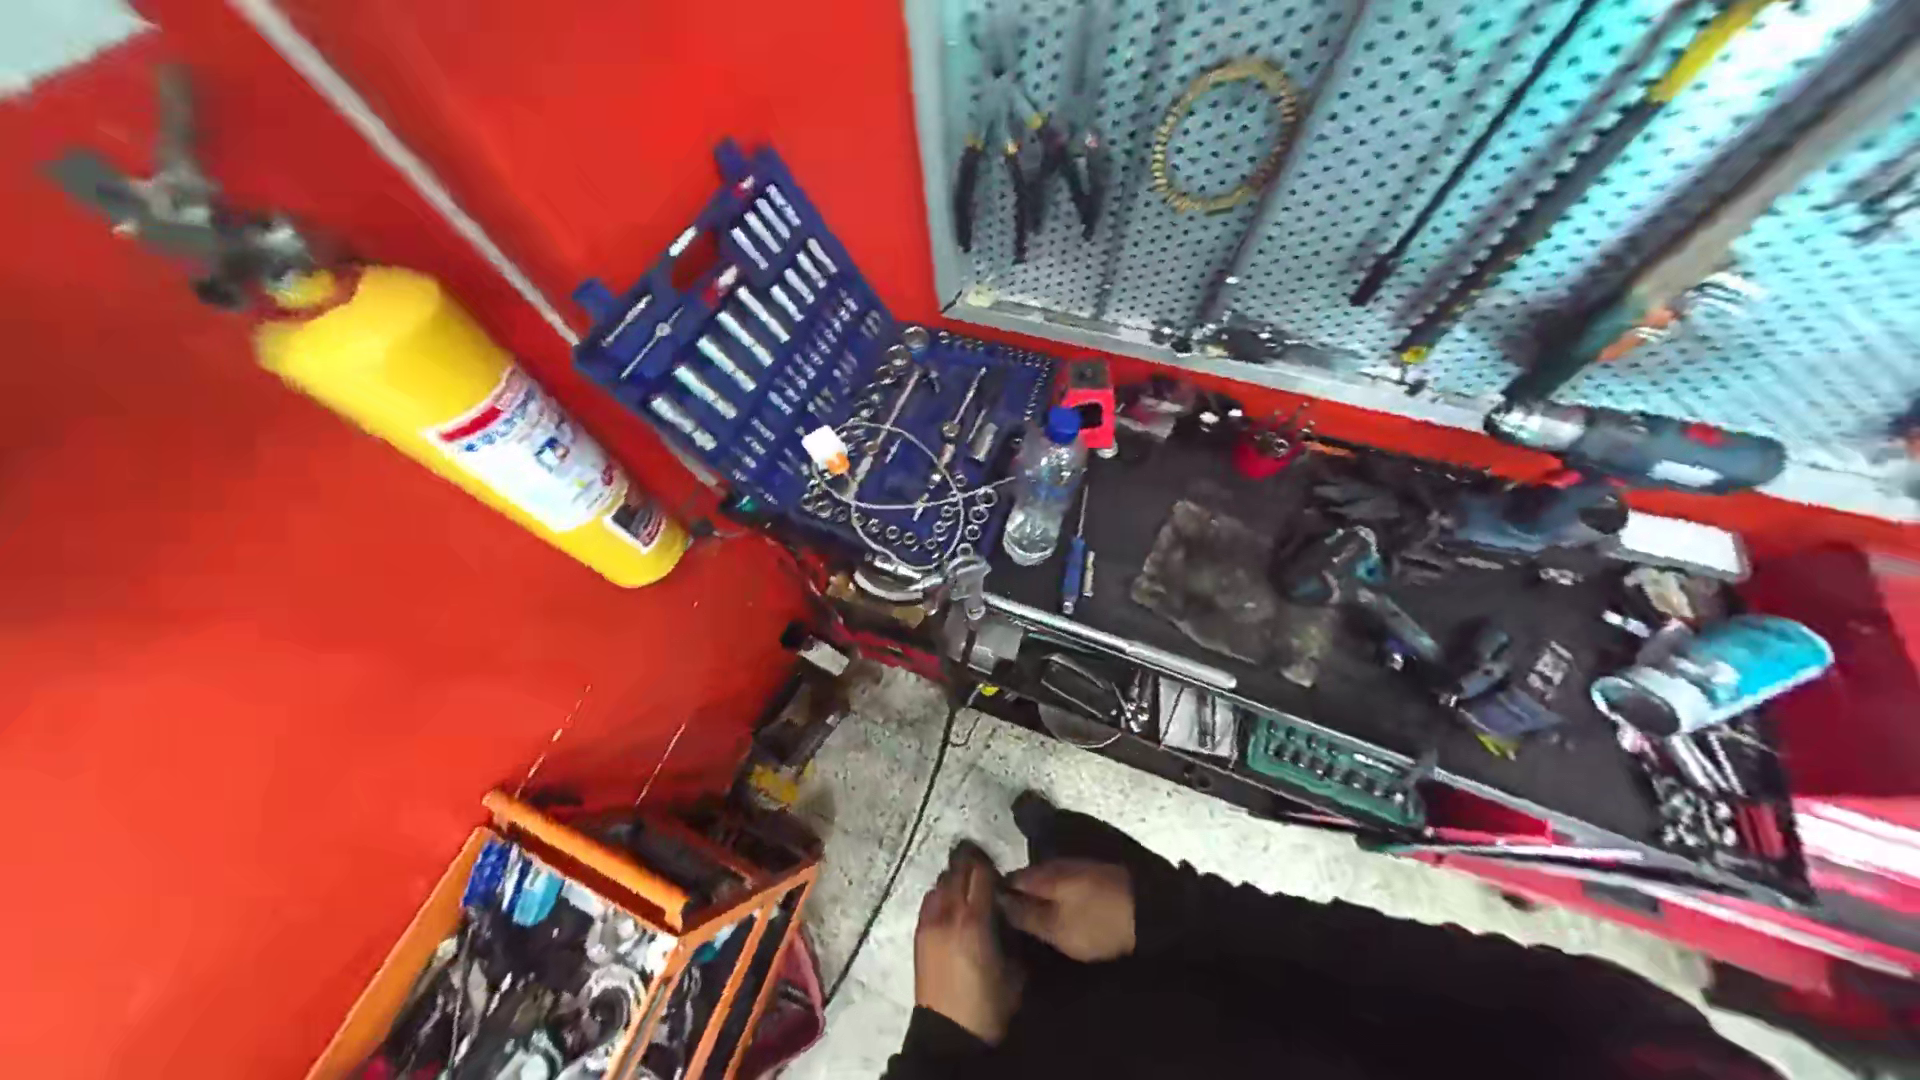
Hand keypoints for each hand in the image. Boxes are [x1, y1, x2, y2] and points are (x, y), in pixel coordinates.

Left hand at [913, 847, 1022, 1043]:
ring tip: (965, 884)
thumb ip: (1010, 932)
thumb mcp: (1014, 970)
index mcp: (974, 920)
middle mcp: (948, 913)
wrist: (949, 1034)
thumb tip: (1007, 909)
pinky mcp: (918, 932)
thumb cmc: (989, 1005)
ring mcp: (930, 921)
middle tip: (982, 866)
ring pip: (941, 881)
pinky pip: (929, 898)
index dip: (989, 865)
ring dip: (954, 877)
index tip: (997, 866)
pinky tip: (950, 902)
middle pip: (957, 871)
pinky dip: (941, 893)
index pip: (980, 873)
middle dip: (970, 864)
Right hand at [999, 859, 1135, 961]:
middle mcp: (1054, 863)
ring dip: (1036, 898)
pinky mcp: (1090, 877)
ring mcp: (1074, 868)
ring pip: (1044, 883)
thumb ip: (1024, 914)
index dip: (996, 895)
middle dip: (1016, 896)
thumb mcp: (1056, 928)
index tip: (990, 915)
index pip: (1007, 879)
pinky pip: (1061, 886)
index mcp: (1041, 874)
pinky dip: (1054, 898)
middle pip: (1026, 879)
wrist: (1146, 912)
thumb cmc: (1097, 922)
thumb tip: (995, 900)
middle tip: (1010, 924)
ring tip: (1032, 923)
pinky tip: (1056, 914)